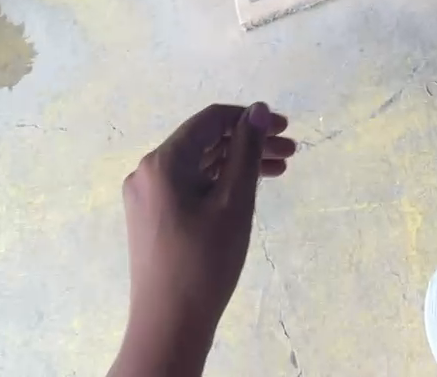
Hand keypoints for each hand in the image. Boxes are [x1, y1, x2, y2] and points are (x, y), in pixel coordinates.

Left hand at [109, 102, 295, 376]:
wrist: (169, 328)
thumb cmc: (205, 261)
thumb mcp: (234, 200)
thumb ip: (247, 148)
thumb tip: (259, 108)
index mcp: (163, 161)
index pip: (210, 120)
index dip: (249, 118)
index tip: (284, 127)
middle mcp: (148, 171)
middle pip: (206, 141)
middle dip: (249, 142)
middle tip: (290, 151)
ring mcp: (147, 195)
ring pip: (200, 164)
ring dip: (238, 162)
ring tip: (279, 170)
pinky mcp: (152, 216)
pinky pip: (190, 184)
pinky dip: (220, 182)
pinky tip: (248, 188)